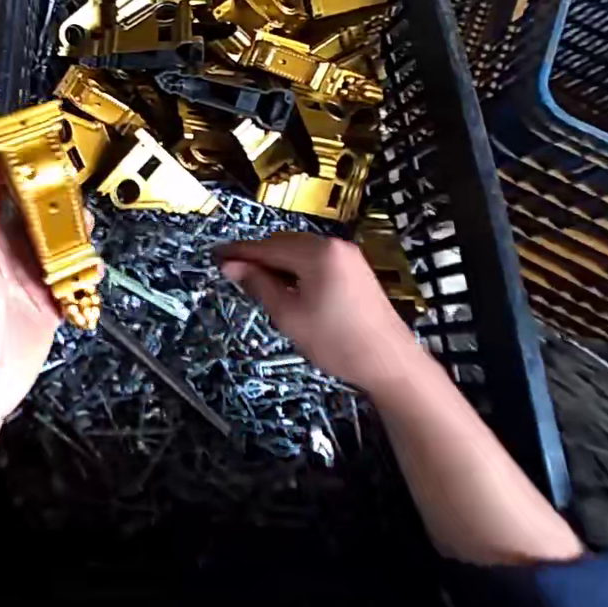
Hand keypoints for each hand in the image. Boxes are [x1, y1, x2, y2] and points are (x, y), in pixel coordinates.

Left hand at [0, 145, 61, 422]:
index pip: (1, 191)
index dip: (22, 169)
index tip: (44, 148)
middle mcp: (2, 257)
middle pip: (38, 218)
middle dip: (58, 203)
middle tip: (76, 190)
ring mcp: (25, 283)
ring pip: (59, 247)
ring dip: (75, 237)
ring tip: (87, 227)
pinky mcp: (46, 309)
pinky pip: (72, 282)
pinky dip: (84, 272)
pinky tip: (90, 267)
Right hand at [216, 233, 425, 394]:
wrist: (391, 364)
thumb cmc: (336, 342)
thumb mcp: (289, 316)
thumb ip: (258, 285)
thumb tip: (231, 266)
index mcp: (317, 253)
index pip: (267, 247)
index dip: (239, 252)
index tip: (216, 256)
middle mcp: (333, 245)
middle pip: (284, 243)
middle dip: (257, 255)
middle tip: (233, 270)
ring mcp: (348, 256)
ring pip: (299, 250)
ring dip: (276, 261)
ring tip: (256, 280)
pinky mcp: (355, 269)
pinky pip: (315, 258)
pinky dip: (296, 267)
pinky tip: (287, 285)